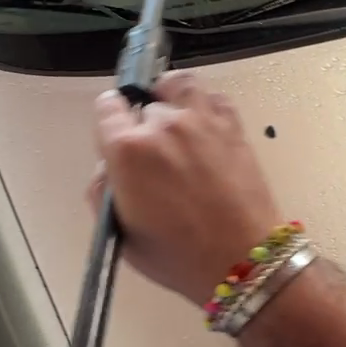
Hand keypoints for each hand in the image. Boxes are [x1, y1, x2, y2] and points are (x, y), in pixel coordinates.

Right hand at [91, 72, 282, 304]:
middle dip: (142, 126)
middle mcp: (162, 124)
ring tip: (174, 123)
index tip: (116, 141)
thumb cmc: (177, 257)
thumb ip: (102, 192)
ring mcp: (201, 120)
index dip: (109, 123)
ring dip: (170, 98)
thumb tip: (110, 167)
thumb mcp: (121, 235)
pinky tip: (203, 126)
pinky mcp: (232, 125)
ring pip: (177, 85)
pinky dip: (203, 104)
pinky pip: (212, 96)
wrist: (243, 261)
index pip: (106, 108)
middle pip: (142, 105)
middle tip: (154, 160)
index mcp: (127, 150)